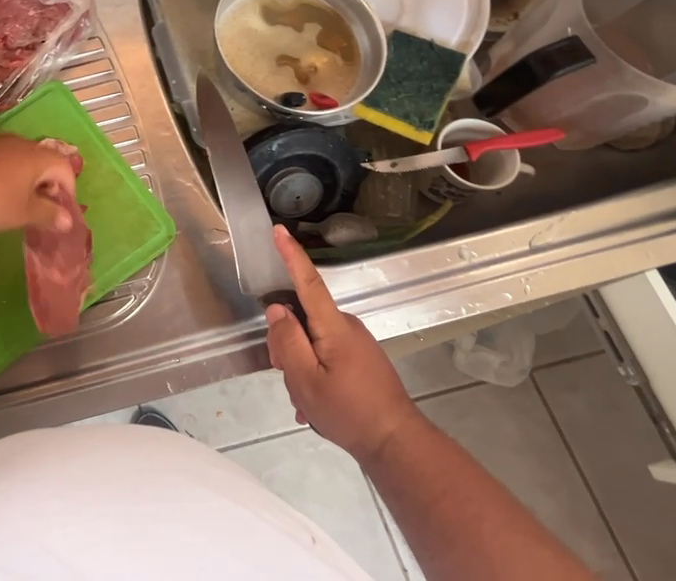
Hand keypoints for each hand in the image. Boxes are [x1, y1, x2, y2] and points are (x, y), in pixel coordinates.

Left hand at [0, 134, 77, 234]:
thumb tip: (68, 219)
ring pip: (16, 157)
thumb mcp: (24, 214)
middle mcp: (18, 142)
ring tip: (12, 200)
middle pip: (41, 159)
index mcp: (37, 156)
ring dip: (21, 177)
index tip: (61, 212)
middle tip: (39, 207)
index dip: (68, 189)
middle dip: (45, 182)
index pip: (64, 167)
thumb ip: (49, 214)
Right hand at [264, 225, 424, 462]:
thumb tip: (277, 310)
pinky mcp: (362, 359)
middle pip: (302, 320)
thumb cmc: (350, 412)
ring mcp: (357, 343)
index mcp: (334, 328)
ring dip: (301, 366)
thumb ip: (287, 341)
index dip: (292, 256)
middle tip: (288, 377)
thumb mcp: (306, 381)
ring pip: (312, 341)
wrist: (398, 445)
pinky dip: (315, 375)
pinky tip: (318, 405)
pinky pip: (326, 356)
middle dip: (287, 344)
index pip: (308, 283)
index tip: (279, 230)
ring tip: (306, 401)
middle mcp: (348, 327)